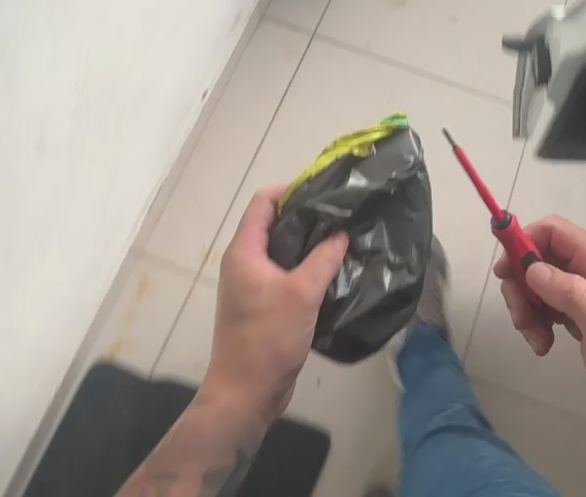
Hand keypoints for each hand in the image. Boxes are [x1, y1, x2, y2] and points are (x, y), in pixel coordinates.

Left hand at [203, 185, 349, 421]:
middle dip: (305, 214)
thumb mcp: (302, 293)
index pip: (263, 202)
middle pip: (272, 222)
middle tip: (339, 212)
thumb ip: (324, 258)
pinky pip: (284, 272)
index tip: (323, 190)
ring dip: (307, 242)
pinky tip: (331, 269)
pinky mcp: (262, 304)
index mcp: (244, 251)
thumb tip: (341, 232)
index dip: (290, 189)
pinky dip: (305, 265)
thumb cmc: (267, 339)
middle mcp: (244, 262)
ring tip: (340, 237)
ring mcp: (251, 285)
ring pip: (281, 249)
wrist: (245, 395)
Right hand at [494, 216, 585, 443]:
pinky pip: (548, 305)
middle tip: (520, 319)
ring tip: (536, 340)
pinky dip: (537, 321)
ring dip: (528, 307)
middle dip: (522, 284)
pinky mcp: (582, 315)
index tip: (505, 271)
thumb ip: (572, 293)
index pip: (556, 231)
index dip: (525, 241)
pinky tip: (543, 344)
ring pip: (541, 282)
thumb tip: (532, 267)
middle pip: (542, 257)